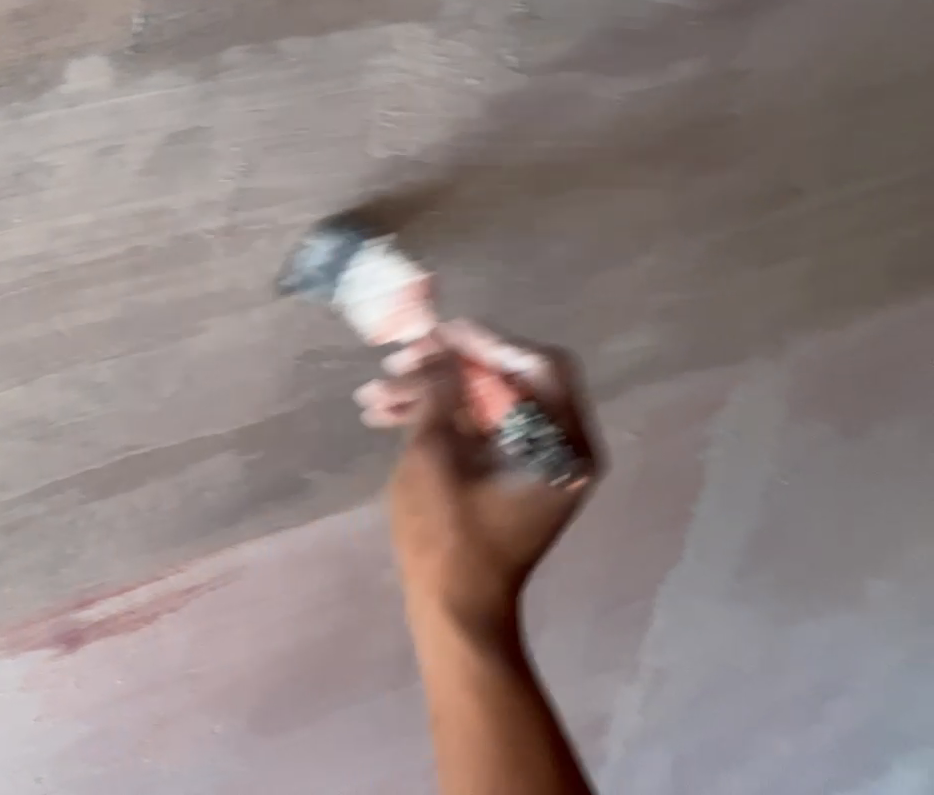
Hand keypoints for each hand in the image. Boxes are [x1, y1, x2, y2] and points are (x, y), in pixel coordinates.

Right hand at [354, 319, 598, 634]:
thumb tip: (437, 350)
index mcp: (562, 443)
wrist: (453, 602)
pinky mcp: (504, 471)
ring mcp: (531, 459)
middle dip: (443, 366)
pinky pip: (472, 426)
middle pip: (505, 379)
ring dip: (427, 391)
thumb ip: (439, 393)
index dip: (486, 341)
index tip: (436, 331)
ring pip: (479, 401)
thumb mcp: (435, 453)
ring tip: (371, 395)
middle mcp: (558, 445)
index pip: (538, 365)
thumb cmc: (447, 531)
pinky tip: (383, 415)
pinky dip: (433, 415)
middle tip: (394, 362)